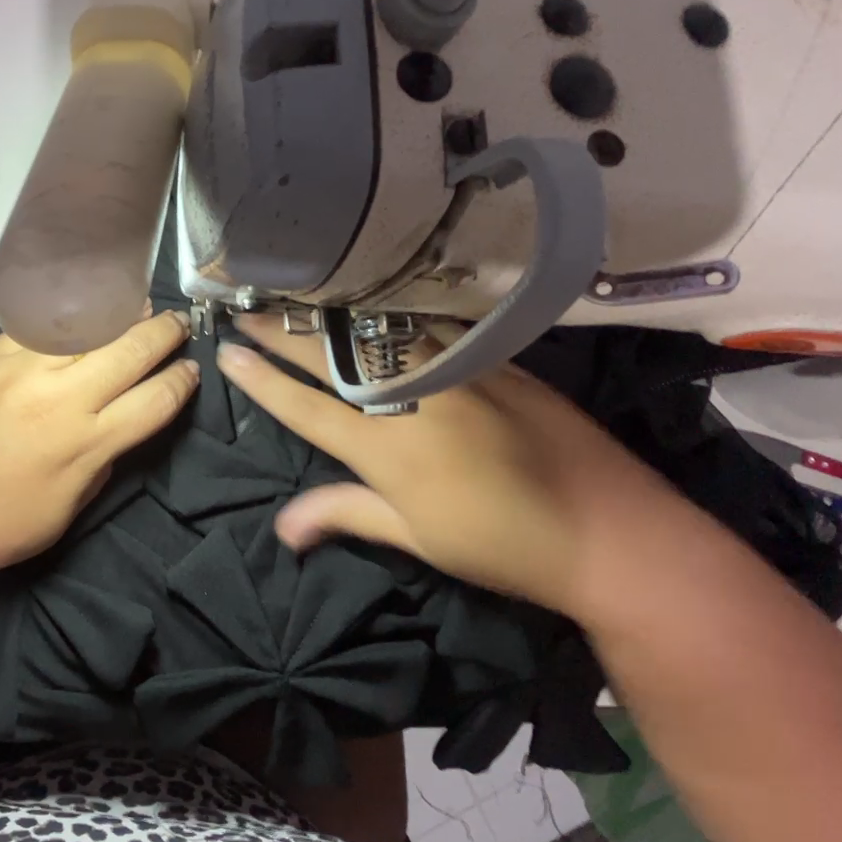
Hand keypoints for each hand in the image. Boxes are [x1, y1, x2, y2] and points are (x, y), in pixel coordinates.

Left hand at [0, 308, 199, 596]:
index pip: (155, 401)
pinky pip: (40, 322)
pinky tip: (85, 303)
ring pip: (90, 324)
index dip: (182, 382)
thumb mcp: (60, 515)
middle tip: (178, 324)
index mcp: (84, 444)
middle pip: (131, 349)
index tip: (192, 370)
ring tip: (142, 303)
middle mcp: (61, 396)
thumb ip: (98, 465)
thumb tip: (118, 428)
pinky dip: (72, 311)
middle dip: (163, 333)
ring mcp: (21, 367)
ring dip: (124, 311)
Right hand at [218, 314, 694, 618]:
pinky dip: (395, 315)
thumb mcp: (418, 539)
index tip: (227, 355)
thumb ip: (347, 514)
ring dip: (335, 314)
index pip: (307, 408)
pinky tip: (378, 301)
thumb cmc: (503, 547)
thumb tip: (283, 528)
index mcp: (389, 449)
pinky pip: (434, 327)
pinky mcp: (496, 361)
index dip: (262, 382)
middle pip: (334, 359)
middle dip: (284, 334)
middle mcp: (416, 399)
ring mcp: (459, 372)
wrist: (614, 534)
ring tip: (300, 294)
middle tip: (248, 311)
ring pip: (382, 331)